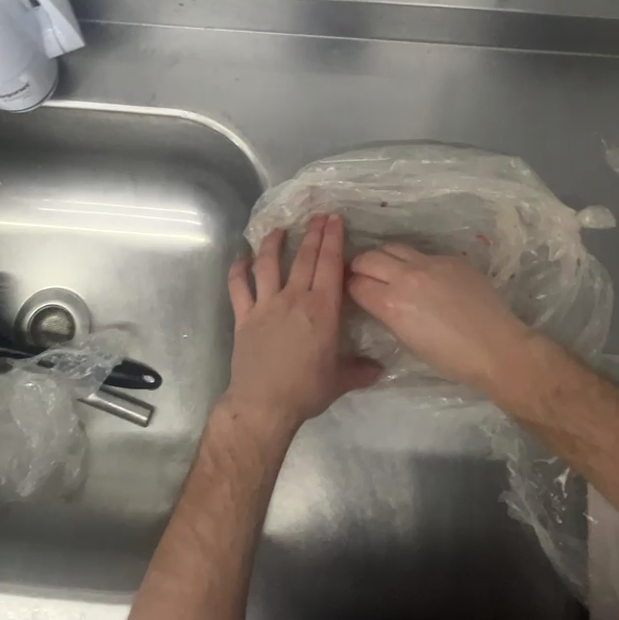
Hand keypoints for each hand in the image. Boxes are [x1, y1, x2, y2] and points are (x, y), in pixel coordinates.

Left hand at [223, 214, 381, 434]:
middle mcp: (294, 299)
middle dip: (313, 234)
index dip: (334, 240)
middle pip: (305, 258)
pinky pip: (239, 287)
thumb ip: (360, 370)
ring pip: (269, 264)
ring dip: (273, 243)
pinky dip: (238, 270)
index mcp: (322, 309)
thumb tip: (380, 369)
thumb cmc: (306, 390)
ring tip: (278, 229)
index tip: (335, 220)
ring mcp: (266, 305)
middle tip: (318, 215)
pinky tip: (240, 258)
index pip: (330, 266)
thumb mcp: (340, 380)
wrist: (264, 403)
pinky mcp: (244, 316)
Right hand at [345, 245, 541, 392]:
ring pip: (393, 247)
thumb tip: (380, 301)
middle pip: (368, 258)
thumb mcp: (408, 341)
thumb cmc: (450, 358)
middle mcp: (406, 276)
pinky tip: (426, 278)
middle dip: (360, 267)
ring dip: (384, 257)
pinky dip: (415, 262)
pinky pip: (423, 254)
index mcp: (391, 303)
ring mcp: (430, 263)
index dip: (350, 289)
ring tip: (389, 269)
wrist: (497, 348)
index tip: (353, 293)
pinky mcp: (451, 258)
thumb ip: (389, 314)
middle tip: (363, 276)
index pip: (355, 284)